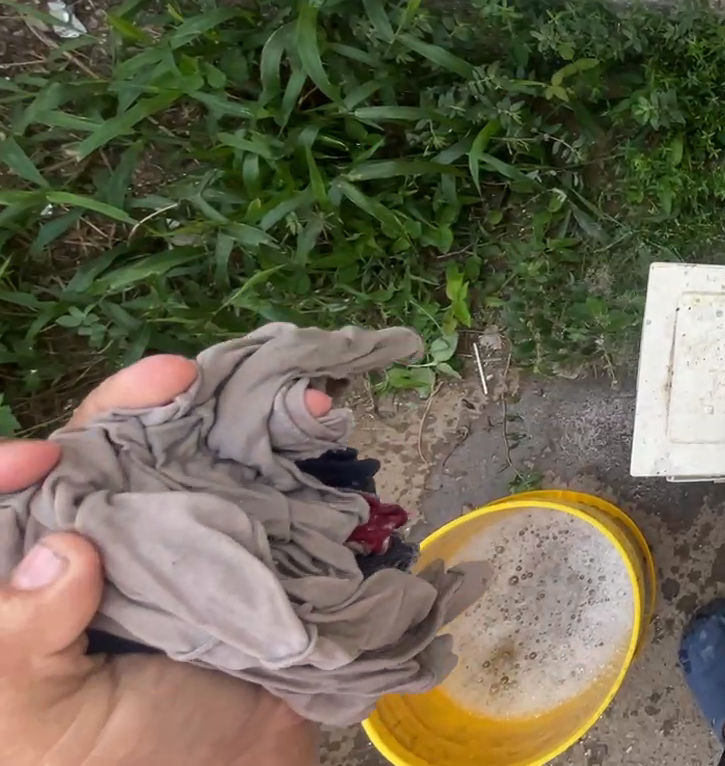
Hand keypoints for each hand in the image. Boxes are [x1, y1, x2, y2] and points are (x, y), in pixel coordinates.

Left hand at [0, 356, 333, 765]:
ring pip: (194, 454)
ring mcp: (190, 531)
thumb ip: (14, 651)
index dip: (12, 470)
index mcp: (29, 586)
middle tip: (176, 375)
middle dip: (138, 409)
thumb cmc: (117, 758)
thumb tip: (60, 551)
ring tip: (275, 391)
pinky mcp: (260, 529)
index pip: (5, 508)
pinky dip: (296, 438)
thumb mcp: (36, 727)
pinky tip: (316, 415)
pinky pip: (271, 474)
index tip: (43, 456)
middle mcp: (107, 543)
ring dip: (231, 412)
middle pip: (105, 459)